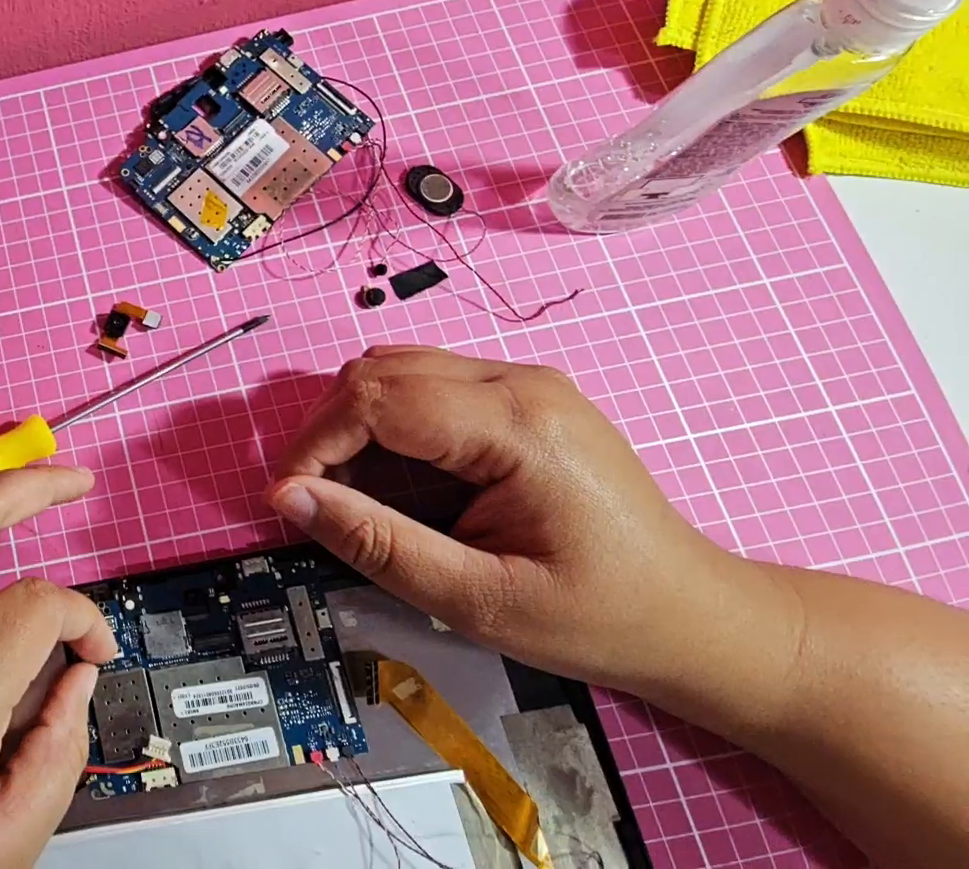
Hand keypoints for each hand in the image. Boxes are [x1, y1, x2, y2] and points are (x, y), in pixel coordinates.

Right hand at [263, 345, 788, 692]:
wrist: (699, 617)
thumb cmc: (598, 619)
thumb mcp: (476, 601)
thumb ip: (376, 542)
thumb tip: (288, 498)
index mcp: (518, 424)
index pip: (377, 397)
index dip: (315, 442)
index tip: (290, 498)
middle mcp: (520, 381)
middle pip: (379, 371)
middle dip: (327, 430)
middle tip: (316, 498)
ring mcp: (523, 381)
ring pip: (394, 369)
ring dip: (351, 422)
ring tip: (350, 488)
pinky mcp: (519, 395)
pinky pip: (422, 384)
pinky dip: (383, 422)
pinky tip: (392, 474)